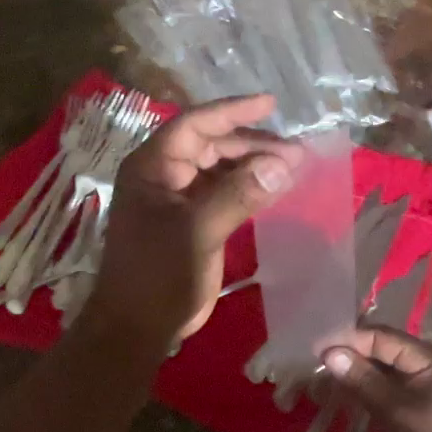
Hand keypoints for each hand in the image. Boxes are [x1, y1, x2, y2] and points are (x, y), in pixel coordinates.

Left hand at [83, 94, 301, 349]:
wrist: (136, 328)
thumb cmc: (156, 274)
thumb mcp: (197, 232)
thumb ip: (238, 195)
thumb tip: (282, 164)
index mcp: (152, 166)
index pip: (195, 124)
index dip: (232, 111)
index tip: (271, 104)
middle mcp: (163, 174)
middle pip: (210, 144)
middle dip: (251, 143)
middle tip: (296, 151)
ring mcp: (176, 198)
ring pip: (219, 168)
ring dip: (253, 165)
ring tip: (294, 166)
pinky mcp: (191, 221)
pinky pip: (223, 192)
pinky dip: (248, 187)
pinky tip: (276, 188)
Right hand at [323, 327, 431, 431]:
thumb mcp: (396, 414)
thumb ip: (364, 381)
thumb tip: (331, 353)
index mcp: (430, 358)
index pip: (380, 336)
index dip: (347, 341)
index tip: (316, 352)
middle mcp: (431, 364)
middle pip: (382, 351)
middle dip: (349, 359)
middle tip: (316, 371)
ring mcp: (429, 386)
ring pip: (384, 372)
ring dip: (356, 378)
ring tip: (324, 388)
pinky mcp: (425, 407)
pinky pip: (392, 391)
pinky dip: (369, 394)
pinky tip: (347, 403)